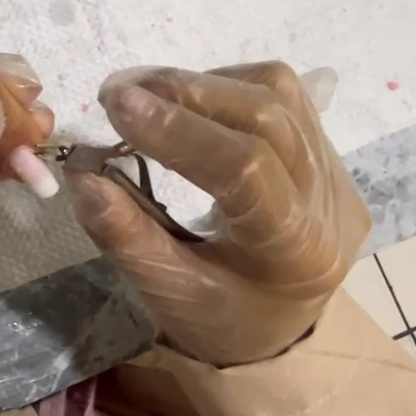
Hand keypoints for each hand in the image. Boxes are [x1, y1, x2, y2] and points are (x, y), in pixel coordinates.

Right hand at [66, 63, 371, 365]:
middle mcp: (328, 203)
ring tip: (147, 95)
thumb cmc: (217, 320)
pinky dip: (227, 84)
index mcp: (293, 250)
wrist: (275, 332)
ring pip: (278, 95)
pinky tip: (190, 105)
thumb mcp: (163, 290)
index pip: (245, 169)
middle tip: (117, 92)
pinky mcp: (327, 153)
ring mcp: (336, 172)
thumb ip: (121, 231)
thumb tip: (79, 169)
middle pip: (265, 117)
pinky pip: (283, 95)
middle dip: (184, 93)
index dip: (178, 129)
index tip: (115, 104)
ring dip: (204, 83)